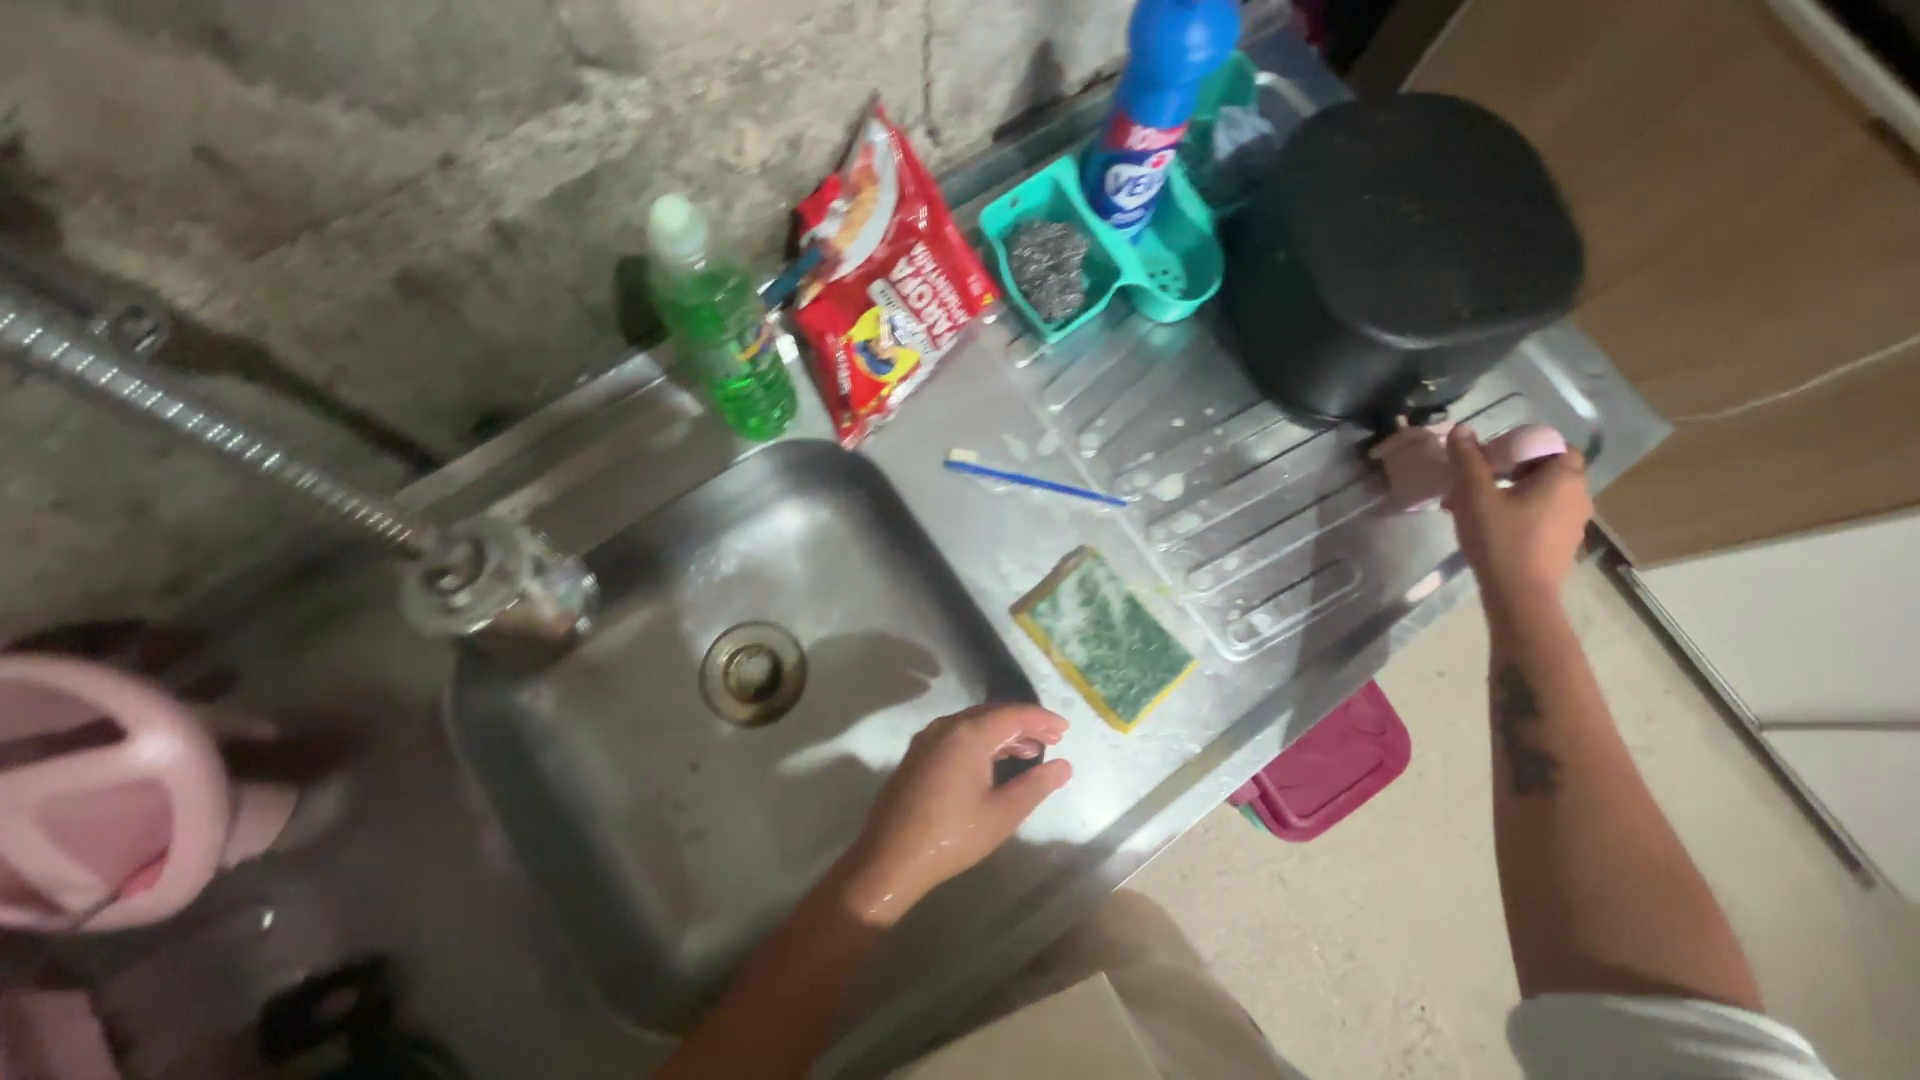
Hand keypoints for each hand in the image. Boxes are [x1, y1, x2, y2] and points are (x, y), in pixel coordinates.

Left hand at [834, 704, 1072, 927]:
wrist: (891, 858)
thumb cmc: (952, 836)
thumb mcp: (1002, 813)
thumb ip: (1036, 785)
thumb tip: (1064, 766)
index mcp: (967, 734)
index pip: (1013, 714)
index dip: (1042, 719)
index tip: (1065, 731)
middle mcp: (945, 727)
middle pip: (992, 713)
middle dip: (1024, 724)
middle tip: (1052, 739)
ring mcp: (927, 740)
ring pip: (973, 724)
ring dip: (1003, 733)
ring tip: (1030, 752)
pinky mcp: (917, 755)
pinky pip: (956, 736)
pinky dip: (981, 741)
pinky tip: (994, 761)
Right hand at [1443, 425, 1591, 598]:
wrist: (1520, 595)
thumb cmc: (1500, 539)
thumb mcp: (1475, 495)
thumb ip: (1468, 460)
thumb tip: (1462, 429)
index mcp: (1564, 478)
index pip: (1555, 444)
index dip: (1524, 445)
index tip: (1493, 458)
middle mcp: (1578, 495)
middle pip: (1549, 468)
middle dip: (1514, 468)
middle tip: (1480, 480)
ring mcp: (1575, 522)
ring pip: (1545, 493)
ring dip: (1515, 491)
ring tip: (1479, 505)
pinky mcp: (1564, 543)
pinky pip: (1545, 515)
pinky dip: (1522, 512)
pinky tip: (1493, 527)